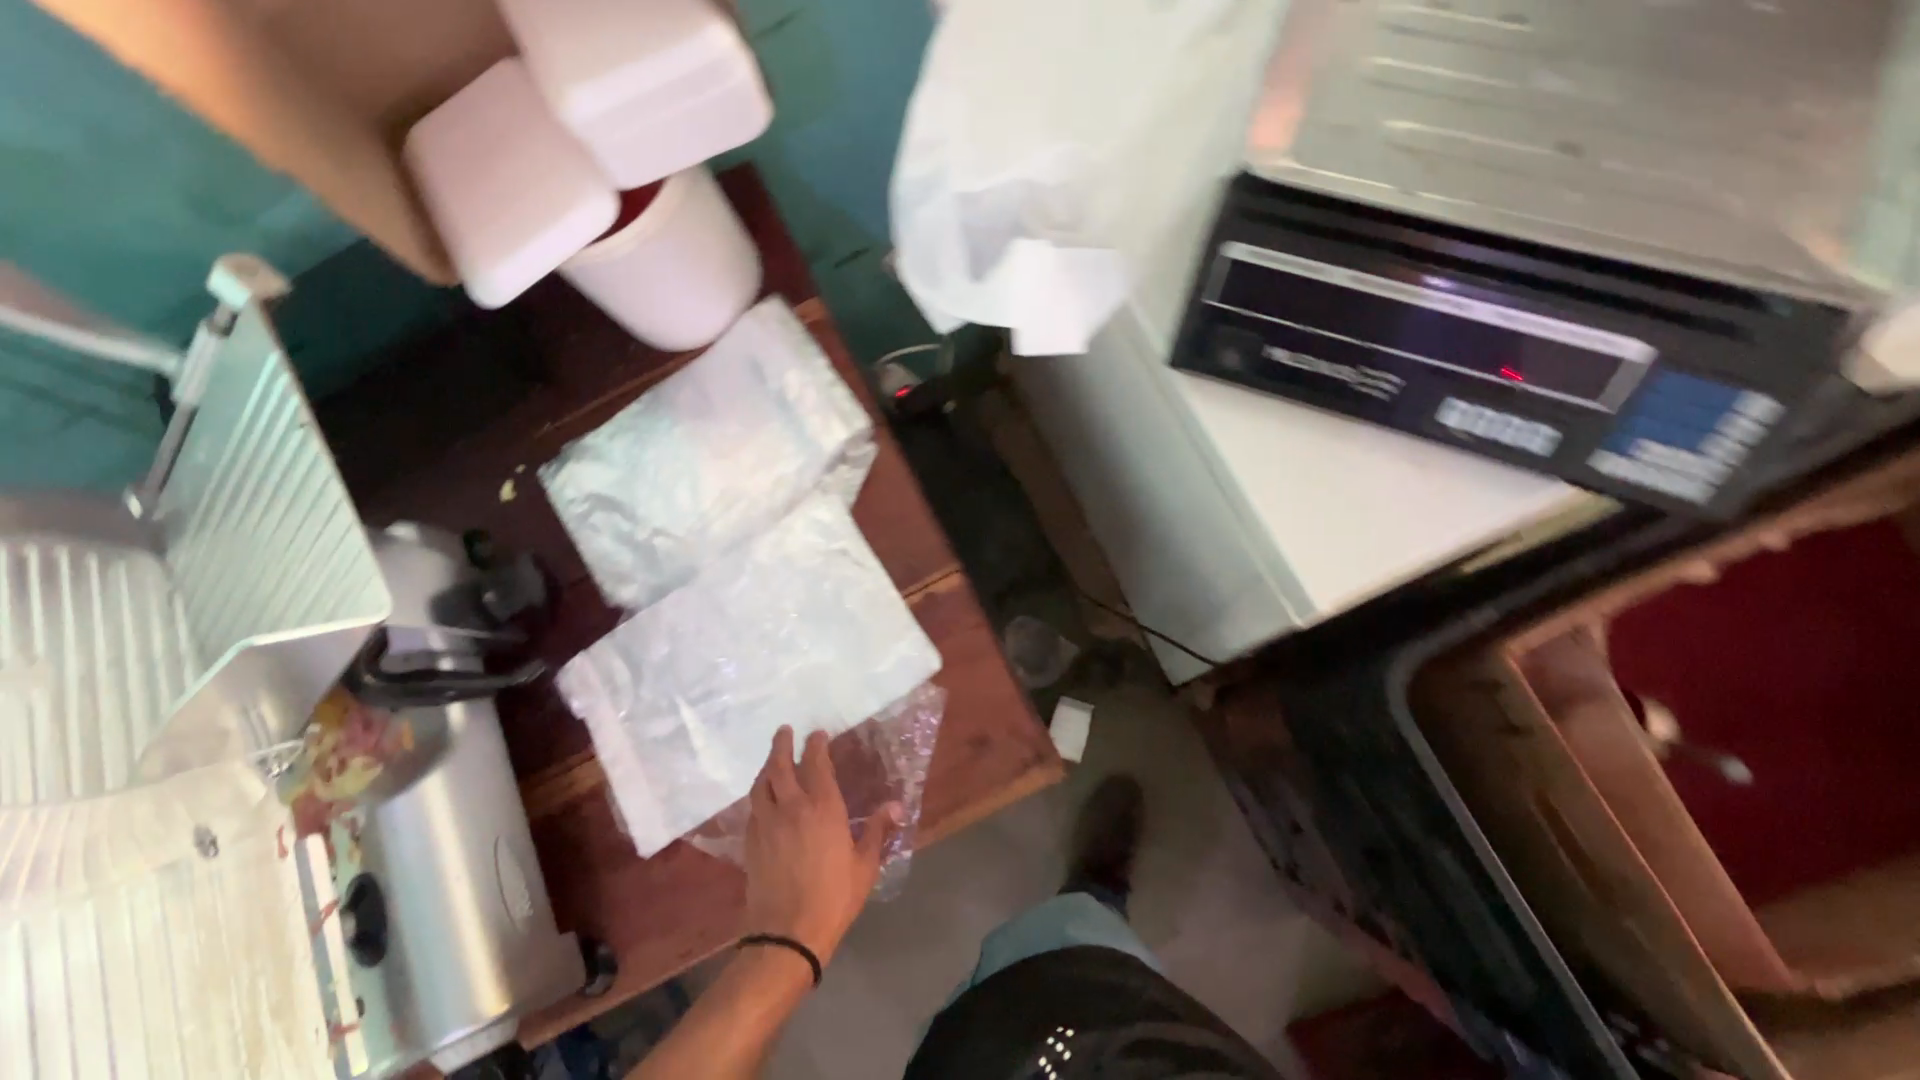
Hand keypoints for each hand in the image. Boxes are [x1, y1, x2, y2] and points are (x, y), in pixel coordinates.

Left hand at [743, 726, 899, 965]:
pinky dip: (758, 793)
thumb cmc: (834, 897)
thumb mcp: (865, 865)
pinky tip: (762, 798)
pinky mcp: (751, 842)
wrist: (788, 932)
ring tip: (771, 759)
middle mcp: (791, 807)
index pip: (816, 764)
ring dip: (766, 766)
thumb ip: (877, 830)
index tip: (817, 734)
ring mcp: (766, 823)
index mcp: (823, 807)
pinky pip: (752, 807)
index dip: (815, 745)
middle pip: (779, 765)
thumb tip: (896, 805)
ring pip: (760, 784)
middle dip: (782, 744)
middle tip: (784, 731)